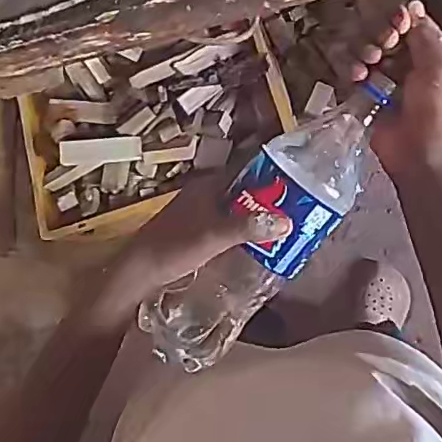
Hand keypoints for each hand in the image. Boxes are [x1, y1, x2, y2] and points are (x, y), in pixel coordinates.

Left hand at [106, 164, 290, 293]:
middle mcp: (204, 194)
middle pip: (245, 190)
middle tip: (302, 208)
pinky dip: (245, 231)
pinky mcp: (197, 232)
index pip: (246, 169)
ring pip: (237, 209)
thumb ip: (248, 227)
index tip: (300, 180)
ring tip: (289, 226)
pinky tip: (260, 243)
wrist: (139, 272)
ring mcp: (200, 214)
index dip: (272, 173)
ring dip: (258, 216)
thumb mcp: (215, 237)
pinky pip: (229, 225)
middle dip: (270, 198)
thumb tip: (286, 221)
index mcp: (208, 186)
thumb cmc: (174, 248)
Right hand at [346, 0, 441, 178]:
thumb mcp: (440, 64)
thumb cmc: (439, 109)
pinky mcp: (366, 100)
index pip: (409, 25)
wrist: (423, 154)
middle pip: (383, 37)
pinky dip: (351, 73)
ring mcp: (385, 84)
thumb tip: (412, 4)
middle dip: (378, 37)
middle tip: (380, 49)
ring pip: (364, 54)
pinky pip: (352, 78)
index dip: (399, 21)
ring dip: (362, 54)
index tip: (396, 26)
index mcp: (430, 55)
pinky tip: (356, 78)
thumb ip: (424, 34)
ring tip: (366, 66)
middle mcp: (407, 66)